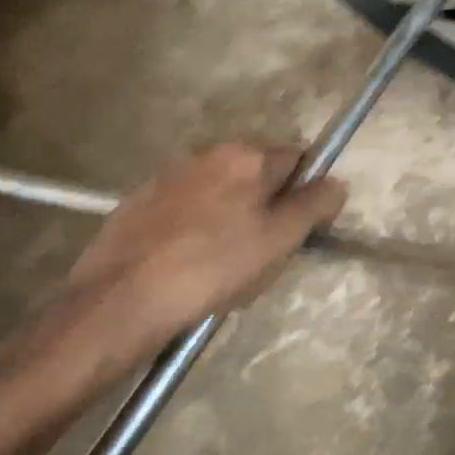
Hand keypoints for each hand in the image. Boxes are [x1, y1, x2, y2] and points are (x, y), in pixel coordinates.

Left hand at [64, 143, 347, 355]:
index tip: (297, 228)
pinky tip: (190, 262)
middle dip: (267, 203)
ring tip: (226, 261)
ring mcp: (166, 176)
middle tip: (265, 248)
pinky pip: (187, 207)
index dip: (304, 193)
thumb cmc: (213, 267)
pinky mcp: (136, 202)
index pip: (297, 159)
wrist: (118, 302)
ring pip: (221, 191)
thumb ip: (315, 205)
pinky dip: (197, 227)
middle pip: (257, 173)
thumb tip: (336, 183)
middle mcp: (206, 153)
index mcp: (246, 155)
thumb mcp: (281, 240)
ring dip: (231, 215)